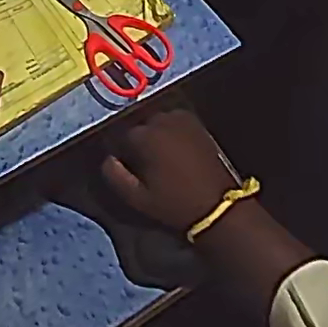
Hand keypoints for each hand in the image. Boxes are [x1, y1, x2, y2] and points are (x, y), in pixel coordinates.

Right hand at [101, 107, 239, 233]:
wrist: (219, 208)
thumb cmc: (175, 204)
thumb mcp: (137, 198)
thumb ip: (114, 175)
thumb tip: (108, 158)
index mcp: (142, 137)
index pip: (119, 136)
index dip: (122, 152)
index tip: (127, 166)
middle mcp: (159, 121)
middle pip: (137, 126)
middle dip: (138, 141)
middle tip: (144, 163)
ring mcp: (179, 119)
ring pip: (154, 121)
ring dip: (153, 134)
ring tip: (160, 156)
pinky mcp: (195, 123)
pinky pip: (172, 120)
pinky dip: (169, 129)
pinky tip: (174, 147)